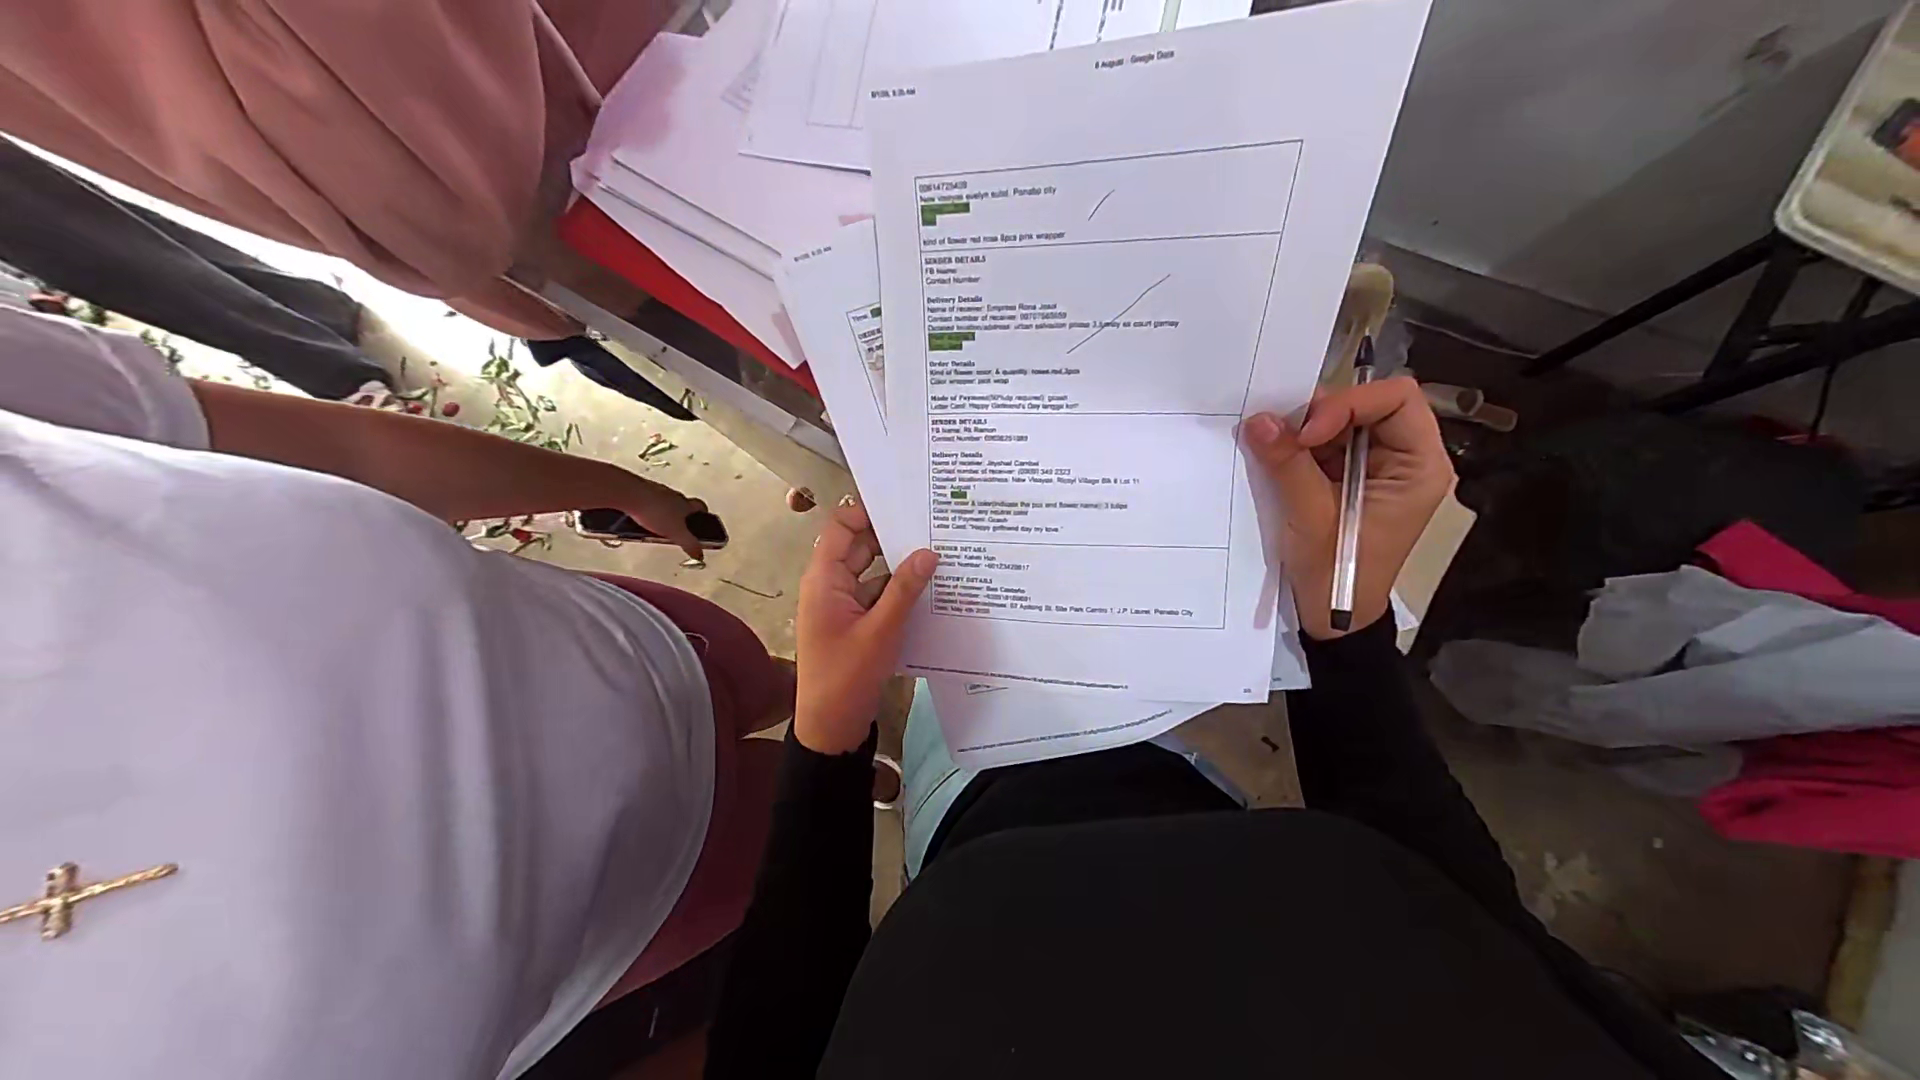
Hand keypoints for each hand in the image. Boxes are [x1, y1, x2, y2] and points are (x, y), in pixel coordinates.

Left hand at [619, 477, 709, 560]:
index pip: (701, 507)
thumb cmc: (655, 510)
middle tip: (679, 527)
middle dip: (682, 515)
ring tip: (658, 527)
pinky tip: (642, 522)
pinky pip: (649, 503)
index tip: (704, 520)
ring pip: (665, 503)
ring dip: (664, 513)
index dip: (704, 515)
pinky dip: (648, 511)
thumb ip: (690, 544)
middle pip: (683, 505)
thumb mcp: (676, 533)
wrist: (631, 495)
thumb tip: (700, 554)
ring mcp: (658, 493)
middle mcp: (674, 496)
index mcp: (687, 505)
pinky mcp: (642, 493)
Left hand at [794, 498, 937, 753]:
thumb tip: (929, 551)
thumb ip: (905, 589)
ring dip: (899, 567)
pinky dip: (898, 592)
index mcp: (824, 579)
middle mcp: (830, 585)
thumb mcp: (881, 630)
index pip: (841, 527)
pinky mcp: (855, 623)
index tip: (905, 505)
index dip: (867, 512)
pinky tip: (929, 589)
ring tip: (939, 553)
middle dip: (892, 537)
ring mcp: (843, 605)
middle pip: (861, 548)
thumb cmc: (847, 675)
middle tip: (932, 525)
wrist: (830, 726)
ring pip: (872, 573)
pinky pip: (877, 596)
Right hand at [1245, 375, 1452, 639]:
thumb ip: (1288, 464)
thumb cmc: (1336, 573)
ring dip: (1303, 431)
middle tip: (1281, 437)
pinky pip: (1323, 445)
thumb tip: (1259, 419)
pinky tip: (1276, 458)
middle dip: (1319, 416)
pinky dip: (1297, 446)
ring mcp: (1373, 468)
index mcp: (1417, 466)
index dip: (1350, 404)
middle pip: (1367, 406)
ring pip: (1340, 423)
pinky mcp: (1346, 477)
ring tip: (1273, 449)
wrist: (1330, 614)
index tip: (1307, 434)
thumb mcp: (1310, 518)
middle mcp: (1403, 458)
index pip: (1396, 399)